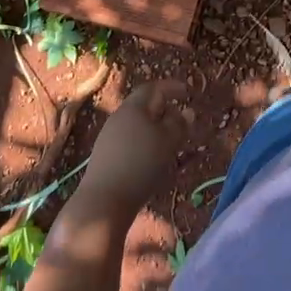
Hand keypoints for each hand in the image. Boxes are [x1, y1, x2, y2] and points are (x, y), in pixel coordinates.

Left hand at [79, 80, 193, 213]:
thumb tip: (187, 112)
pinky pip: (131, 141)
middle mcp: (119, 117)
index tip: (187, 92)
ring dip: (156, 130)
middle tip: (181, 122)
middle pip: (144, 107)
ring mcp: (109, 137)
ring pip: (138, 126)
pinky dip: (145, 144)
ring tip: (171, 144)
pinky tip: (152, 161)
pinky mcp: (106, 157)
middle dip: (165, 111)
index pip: (153, 88)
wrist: (103, 202)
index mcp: (134, 107)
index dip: (171, 88)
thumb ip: (179, 125)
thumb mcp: (167, 142)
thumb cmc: (140, 164)